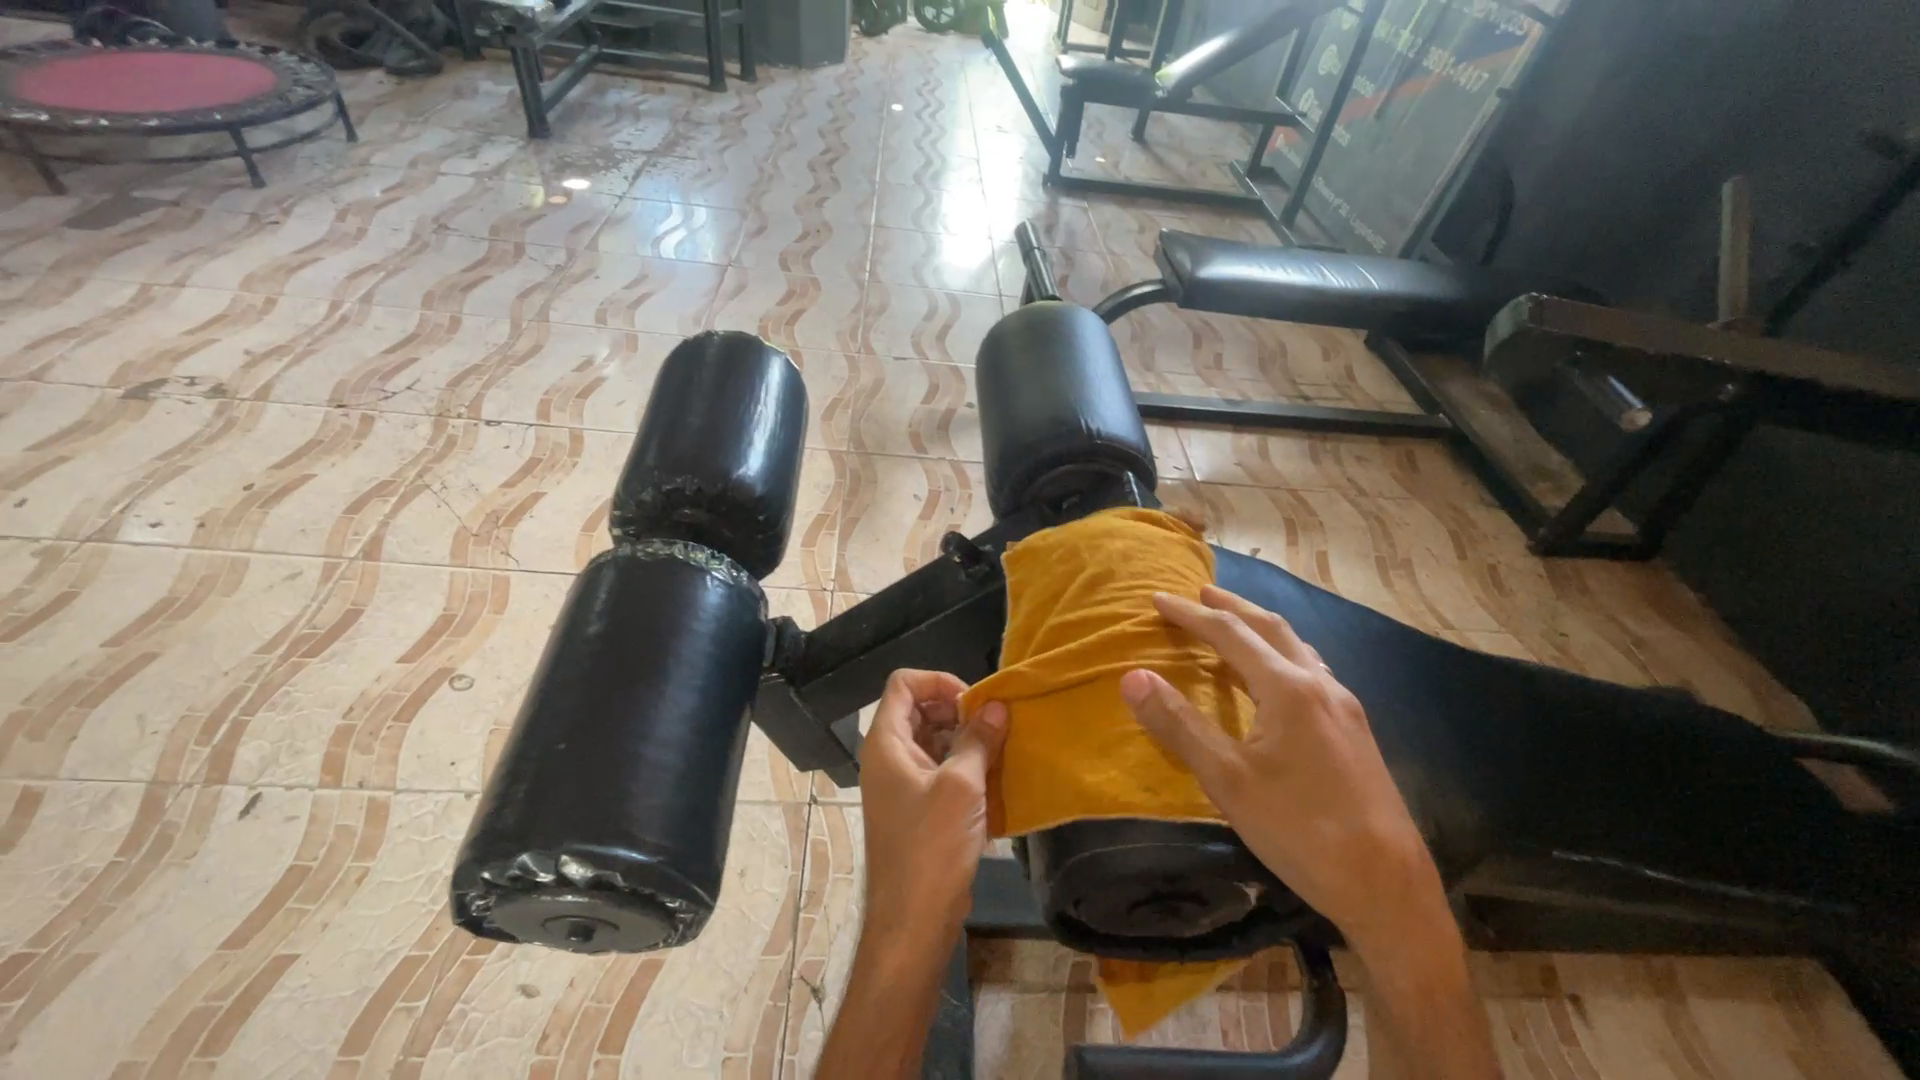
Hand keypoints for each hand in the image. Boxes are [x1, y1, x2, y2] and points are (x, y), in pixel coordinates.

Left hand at [858, 670, 1009, 941]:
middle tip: (995, 727)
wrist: (912, 922)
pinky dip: (966, 769)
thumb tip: (996, 704)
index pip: (904, 684)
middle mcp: (888, 758)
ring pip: (934, 743)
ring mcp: (902, 786)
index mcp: (886, 743)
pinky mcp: (918, 811)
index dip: (938, 681)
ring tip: (1002, 751)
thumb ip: (978, 739)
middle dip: (959, 711)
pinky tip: (996, 781)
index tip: (974, 700)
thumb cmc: (931, 848)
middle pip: (920, 711)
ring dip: (967, 741)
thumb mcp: (961, 786)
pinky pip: (941, 773)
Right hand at [1118, 586, 1440, 949]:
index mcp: (1288, 689)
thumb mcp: (1227, 780)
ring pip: (1297, 647)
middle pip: (1271, 628)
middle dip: (1232, 607)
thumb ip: (1179, 725)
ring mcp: (1345, 707)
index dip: (1191, 615)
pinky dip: (1283, 655)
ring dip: (1261, 628)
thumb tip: (1132, 676)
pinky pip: (1312, 670)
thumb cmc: (1299, 829)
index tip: (1158, 599)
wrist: (1385, 883)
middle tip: (1201, 593)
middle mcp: (1320, 685)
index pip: (1230, 634)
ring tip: (1236, 625)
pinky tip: (1280, 678)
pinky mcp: (1355, 731)